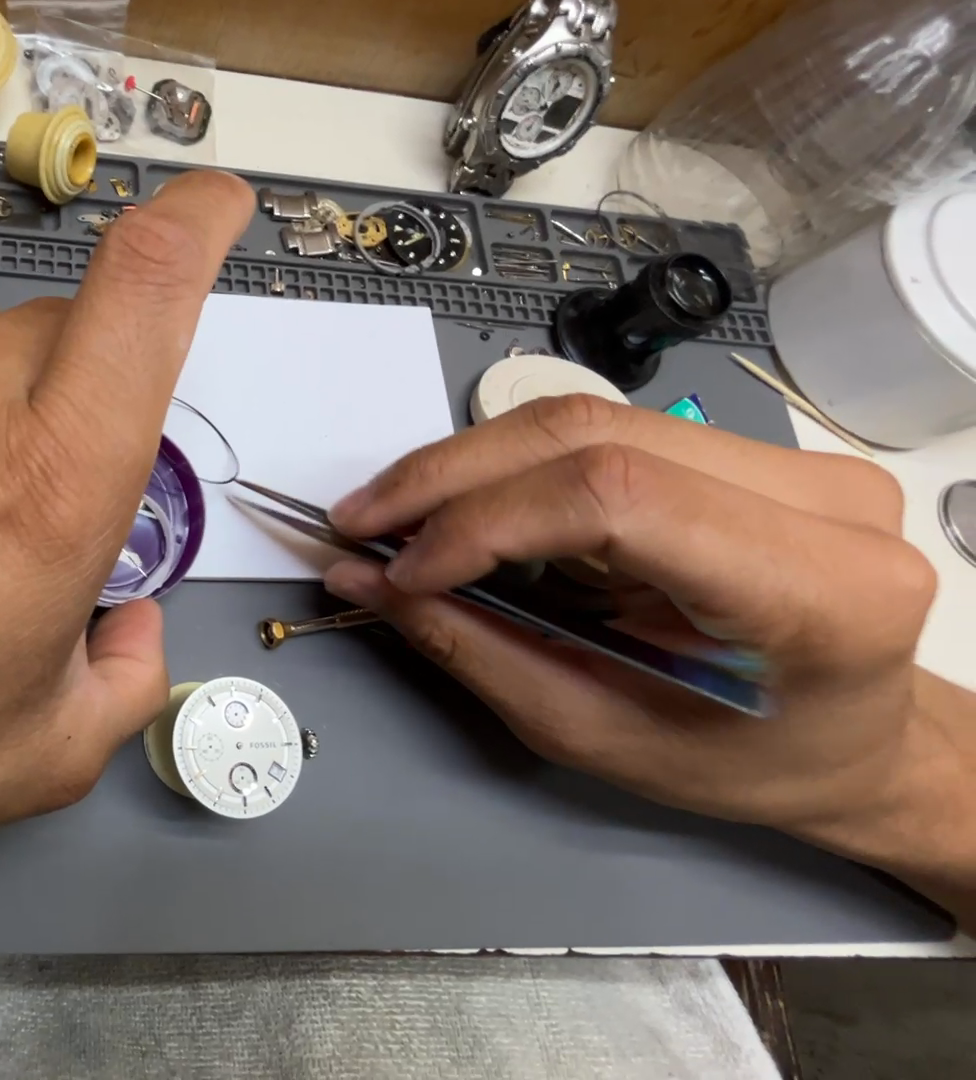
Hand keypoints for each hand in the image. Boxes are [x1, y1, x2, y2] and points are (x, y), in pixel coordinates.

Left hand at [0, 174, 254, 911]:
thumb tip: (129, 625)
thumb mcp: (44, 755)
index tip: (224, 206)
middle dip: (91, 391)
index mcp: (56, 487)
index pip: (148, 291)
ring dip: (13, 383)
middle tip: (50, 491)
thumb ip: (129, 677)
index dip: (201, 223)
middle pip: (70, 331)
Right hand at [321, 395, 943, 840]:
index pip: (612, 497)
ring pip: (571, 419)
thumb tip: (361, 578)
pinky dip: (491, 468)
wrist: (846, 740)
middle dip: (443, 477)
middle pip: (580, 434)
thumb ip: (468, 643)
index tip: (399, 571)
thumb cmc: (731, 761)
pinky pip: (581, 435)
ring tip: (387, 515)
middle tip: (358, 523)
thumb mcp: (585, 727)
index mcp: (812, 587)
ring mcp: (776, 458)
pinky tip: (445, 506)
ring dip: (455, 466)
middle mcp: (812, 494)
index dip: (480, 522)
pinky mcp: (728, 451)